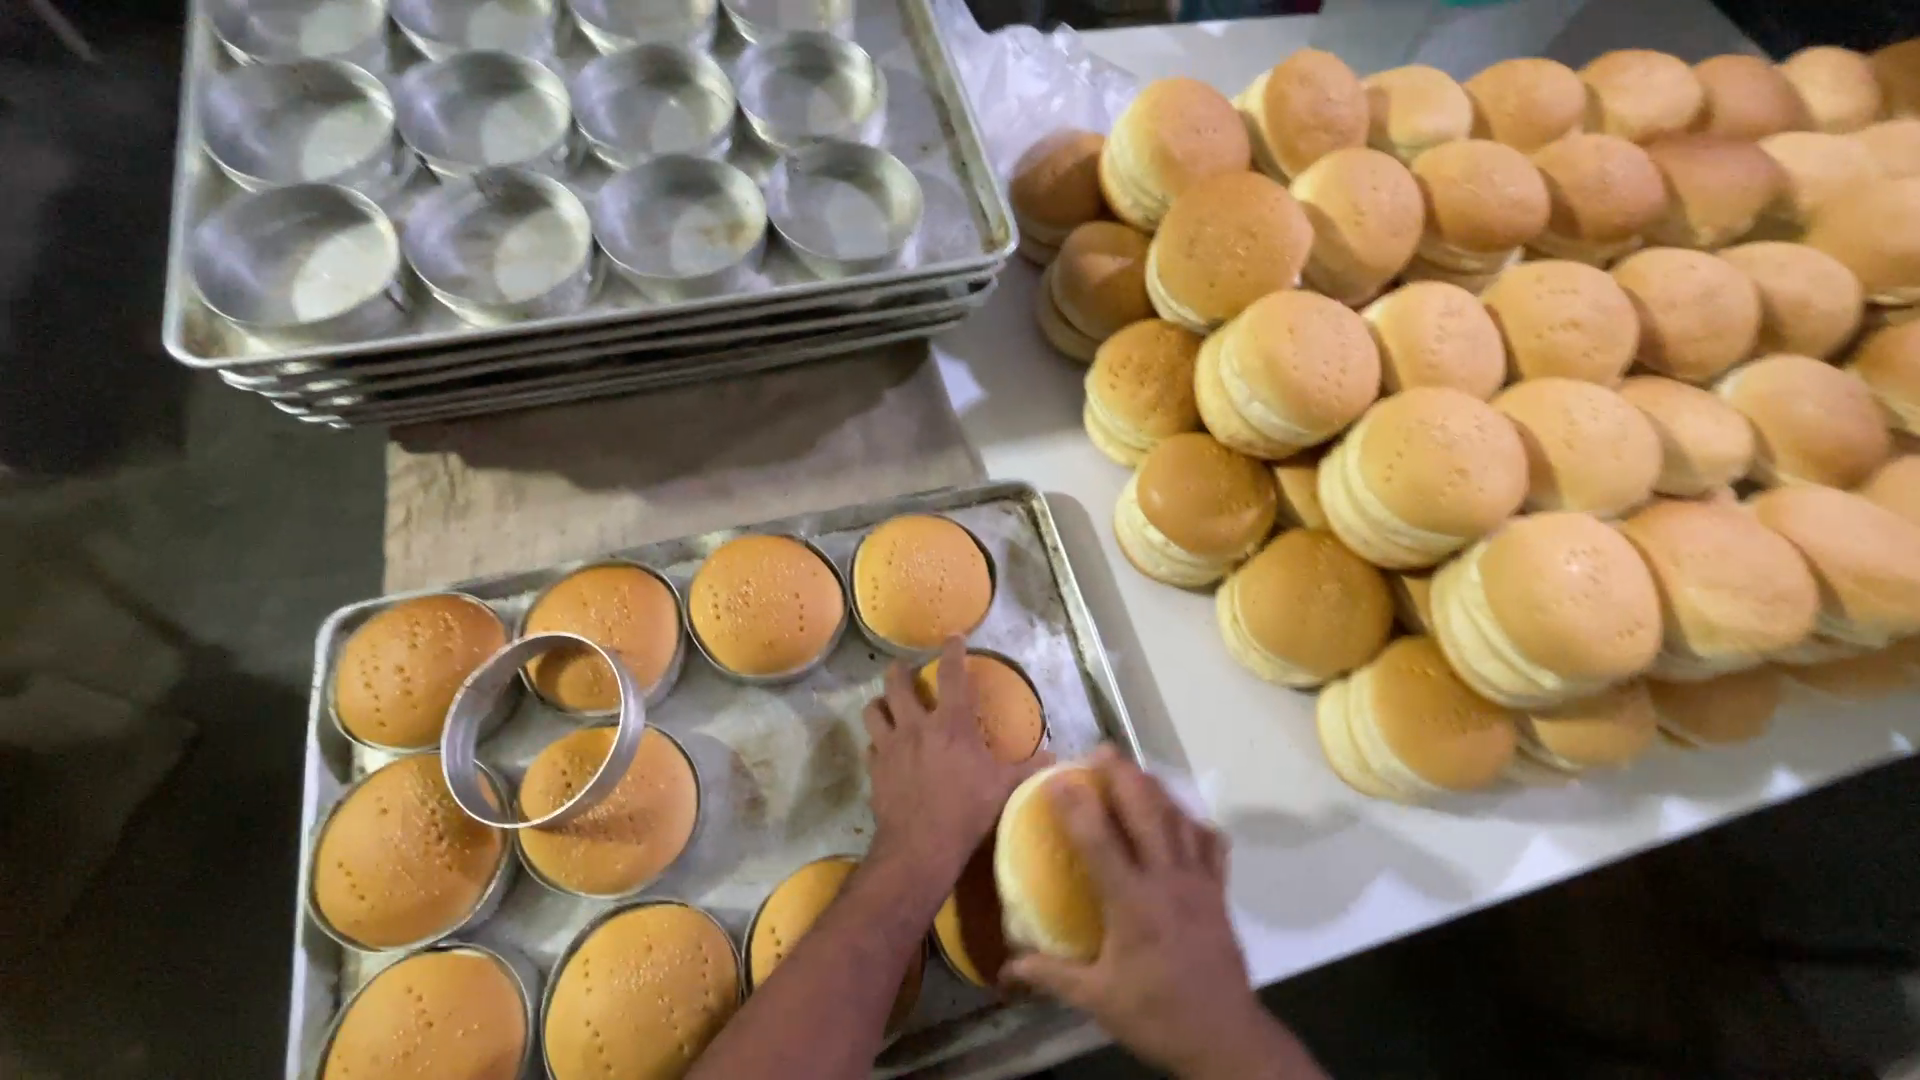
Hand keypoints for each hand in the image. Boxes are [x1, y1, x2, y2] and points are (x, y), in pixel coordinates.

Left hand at [863, 636, 1048, 884]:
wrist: (921, 845)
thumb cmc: (967, 810)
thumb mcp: (1005, 787)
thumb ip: (1029, 769)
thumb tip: (1056, 759)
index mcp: (951, 724)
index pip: (952, 675)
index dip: (953, 651)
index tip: (953, 636)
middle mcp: (916, 726)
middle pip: (897, 683)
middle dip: (899, 670)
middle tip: (904, 669)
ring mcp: (890, 746)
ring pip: (874, 709)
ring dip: (880, 702)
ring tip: (887, 704)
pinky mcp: (874, 769)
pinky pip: (870, 745)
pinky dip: (876, 741)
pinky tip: (883, 747)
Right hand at [1002, 748, 1322, 1079]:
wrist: (1227, 1040)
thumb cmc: (1157, 1015)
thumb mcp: (1098, 1000)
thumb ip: (1050, 976)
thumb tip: (1006, 967)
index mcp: (1133, 903)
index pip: (1099, 840)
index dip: (1076, 805)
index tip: (1056, 778)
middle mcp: (1168, 880)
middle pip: (1146, 811)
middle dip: (1122, 775)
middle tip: (1100, 751)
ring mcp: (1200, 881)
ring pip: (1179, 817)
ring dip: (1155, 787)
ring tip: (1134, 770)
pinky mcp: (1220, 891)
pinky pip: (1210, 842)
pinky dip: (1193, 820)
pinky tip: (1181, 815)